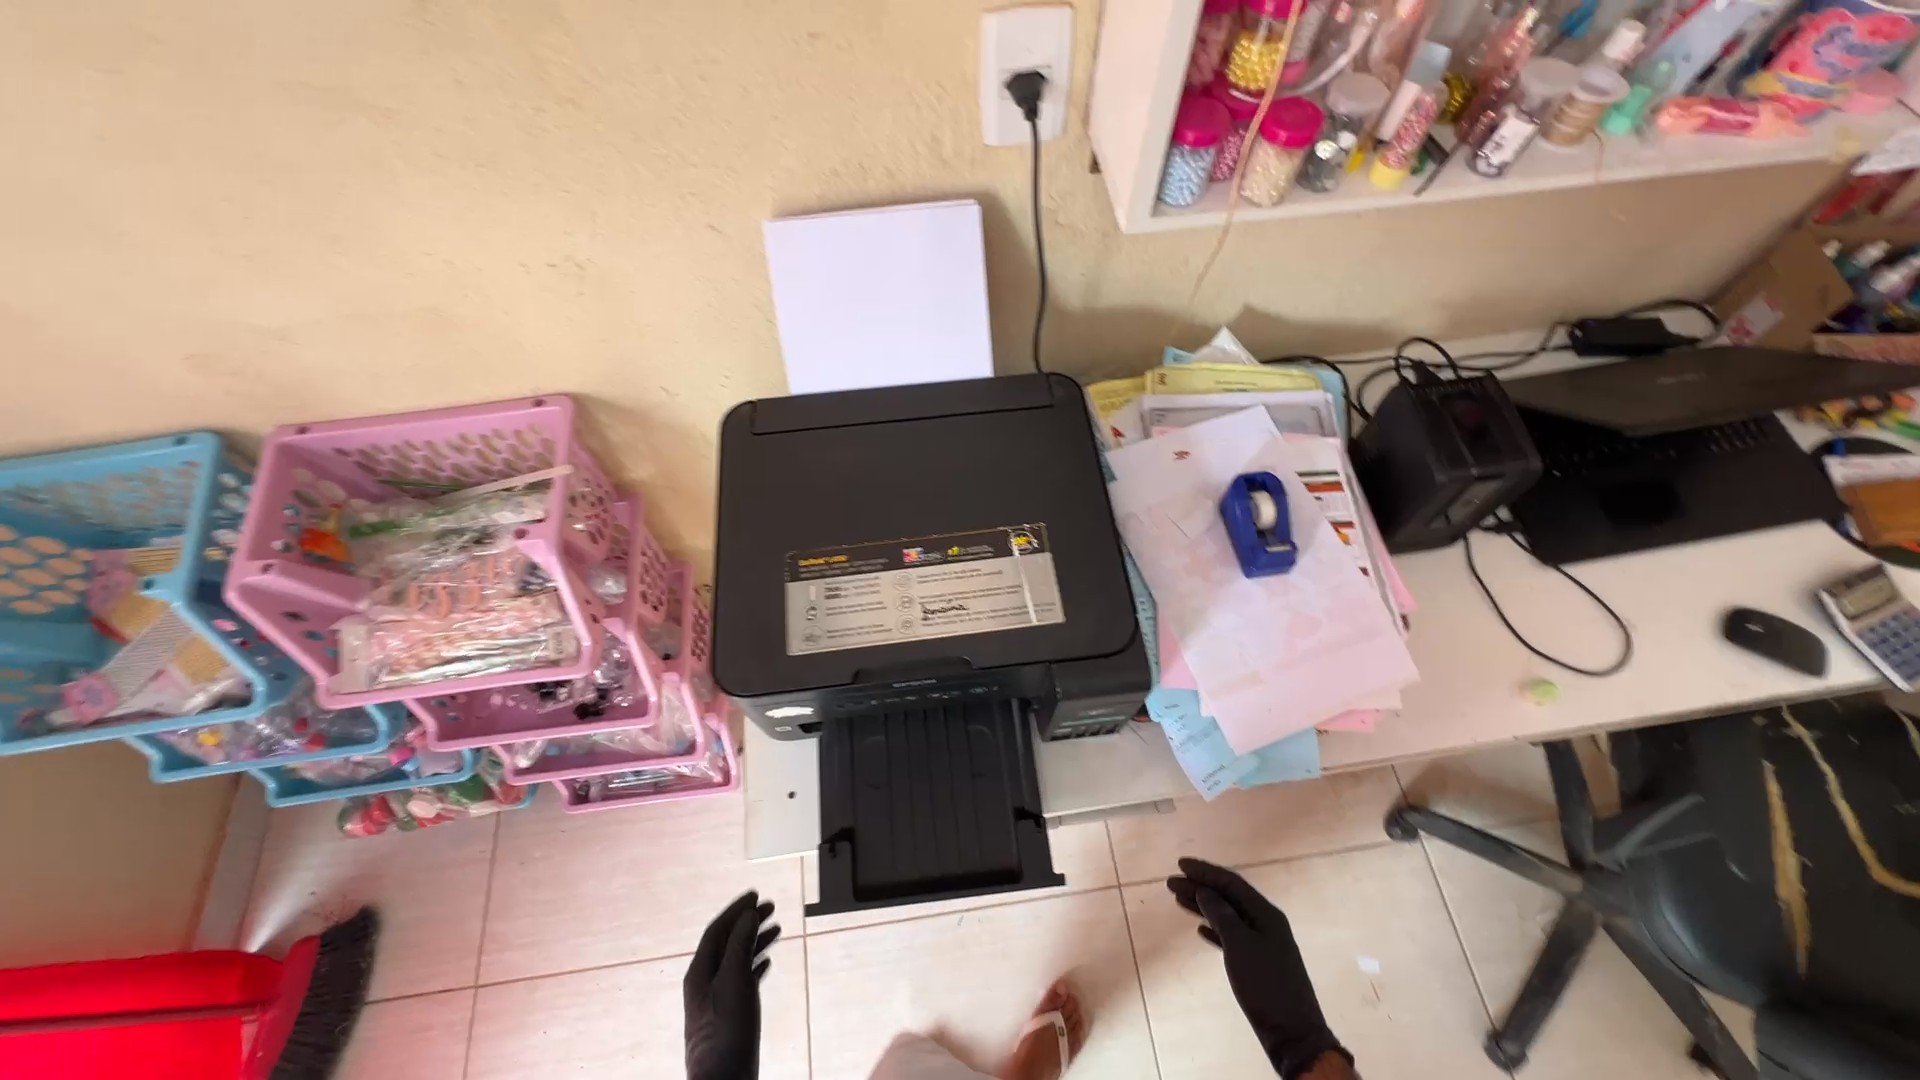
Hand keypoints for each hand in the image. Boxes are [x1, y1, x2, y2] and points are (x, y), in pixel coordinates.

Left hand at [684, 891, 780, 1079]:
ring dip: (755, 940)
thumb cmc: (727, 1031)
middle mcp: (705, 981)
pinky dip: (755, 964)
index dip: (736, 910)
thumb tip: (747, 916)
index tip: (757, 894)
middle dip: (748, 922)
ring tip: (776, 928)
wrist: (725, 1079)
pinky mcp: (728, 1014)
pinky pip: (742, 978)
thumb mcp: (733, 981)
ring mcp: (716, 998)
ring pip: (736, 959)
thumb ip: (739, 945)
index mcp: (700, 971)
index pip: (717, 930)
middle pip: (727, 941)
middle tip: (771, 906)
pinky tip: (767, 962)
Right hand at [1166, 858, 1348, 1079]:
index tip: (1180, 865)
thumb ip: (1222, 915)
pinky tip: (1199, 930)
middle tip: (1171, 883)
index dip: (1205, 871)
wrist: (1292, 1033)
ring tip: (1178, 900)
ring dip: (1203, 907)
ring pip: (1228, 916)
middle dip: (1199, 887)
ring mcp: (1262, 943)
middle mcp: (1265, 922)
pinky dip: (1214, 929)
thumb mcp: (1240, 945)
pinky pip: (1231, 936)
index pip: (1231, 883)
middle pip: (1228, 897)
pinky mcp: (1257, 963)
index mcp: (1265, 914)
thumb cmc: (1265, 985)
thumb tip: (1206, 892)